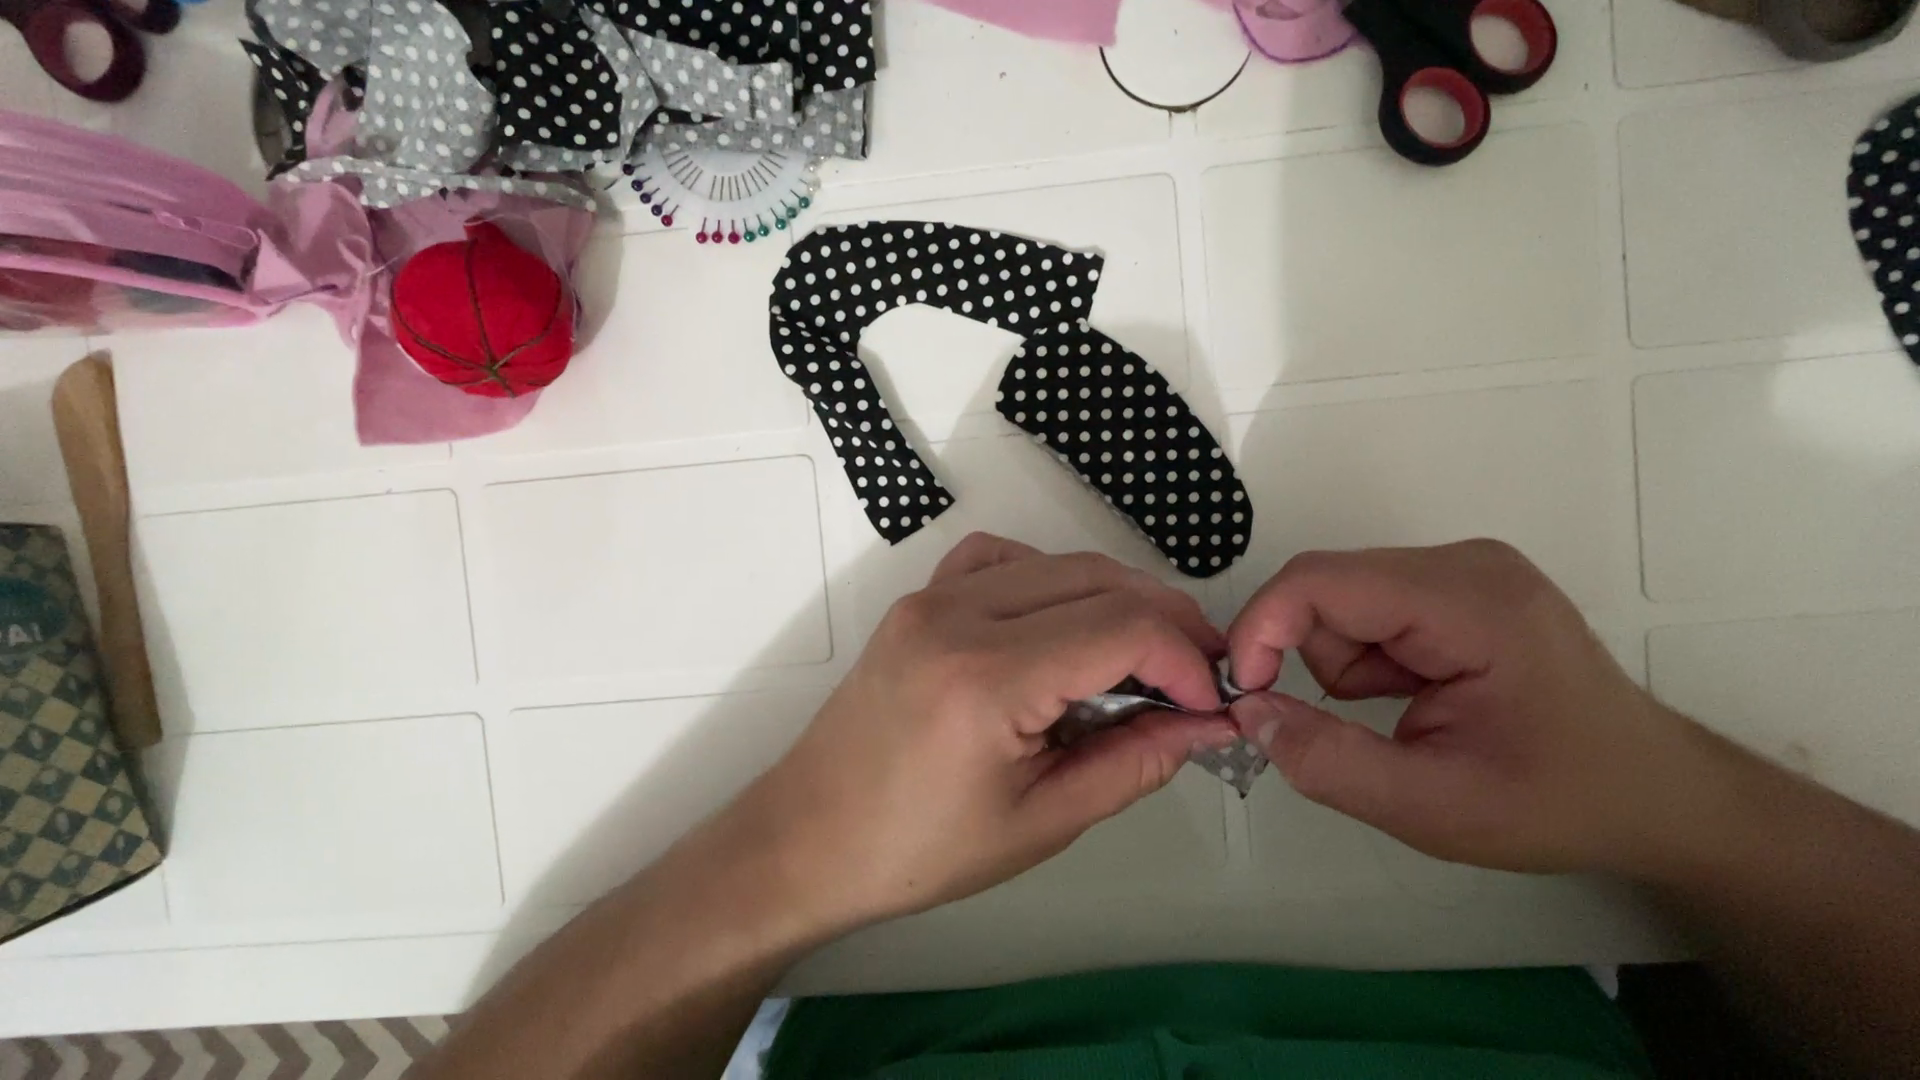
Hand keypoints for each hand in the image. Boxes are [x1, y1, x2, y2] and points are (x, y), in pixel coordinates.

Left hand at [741, 533, 1239, 930]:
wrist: (809, 836)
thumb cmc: (919, 849)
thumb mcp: (1041, 821)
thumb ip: (1133, 762)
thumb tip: (1205, 723)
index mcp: (987, 678)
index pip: (1122, 626)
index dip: (1184, 657)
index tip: (1207, 701)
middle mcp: (956, 616)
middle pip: (1098, 580)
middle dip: (1163, 621)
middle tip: (1193, 676)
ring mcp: (930, 599)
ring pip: (1054, 562)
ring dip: (1113, 598)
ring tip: (1141, 656)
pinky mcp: (916, 601)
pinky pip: (998, 559)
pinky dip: (1048, 578)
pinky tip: (1060, 623)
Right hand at [1226, 540, 1726, 877]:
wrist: (1658, 797)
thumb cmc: (1558, 803)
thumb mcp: (1433, 806)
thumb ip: (1328, 762)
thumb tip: (1247, 711)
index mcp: (1469, 603)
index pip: (1320, 581)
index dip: (1261, 628)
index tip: (1245, 694)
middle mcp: (1463, 563)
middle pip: (1327, 588)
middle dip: (1308, 659)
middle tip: (1332, 727)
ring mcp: (1463, 570)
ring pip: (1341, 599)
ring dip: (1341, 664)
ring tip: (1404, 716)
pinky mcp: (1457, 587)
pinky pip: (1369, 609)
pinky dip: (1366, 659)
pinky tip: (1415, 697)